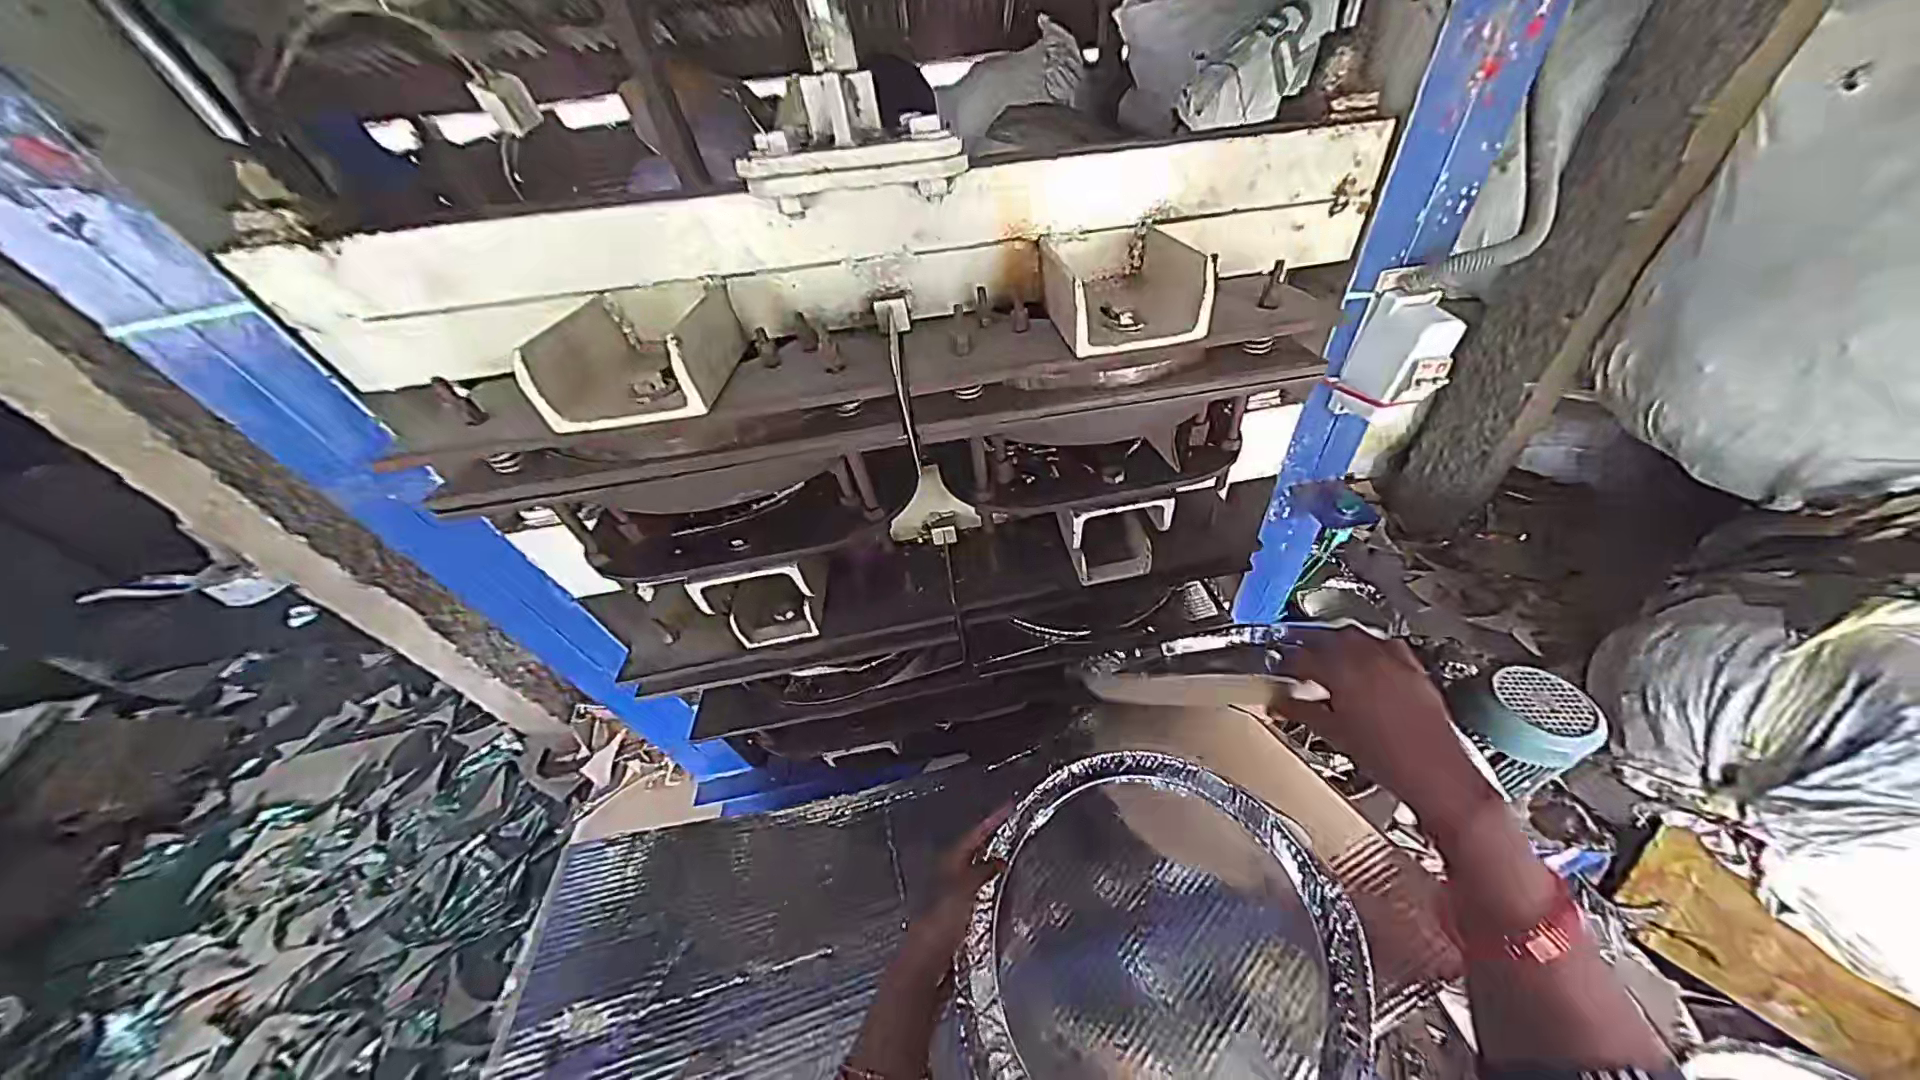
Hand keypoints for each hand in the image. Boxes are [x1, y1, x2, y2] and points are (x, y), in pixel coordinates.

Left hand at [900, 803, 1009, 969]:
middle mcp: (948, 878)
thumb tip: (999, 858)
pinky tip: (1004, 897)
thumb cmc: (940, 927)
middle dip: (992, 839)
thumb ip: (980, 873)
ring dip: (992, 864)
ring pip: (976, 873)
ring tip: (1015, 858)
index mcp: (948, 866)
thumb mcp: (962, 892)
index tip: (1009, 806)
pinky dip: (992, 889)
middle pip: (973, 852)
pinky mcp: (957, 921)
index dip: (991, 821)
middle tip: (1014, 828)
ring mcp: (951, 900)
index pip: (973, 837)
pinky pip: (979, 896)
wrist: (923, 970)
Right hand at [1271, 628, 1500, 832]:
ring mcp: (1395, 664)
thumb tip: (1282, 703)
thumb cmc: (1390, 761)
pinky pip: (1387, 646)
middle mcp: (1370, 660)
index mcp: (1342, 672)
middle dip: (1309, 646)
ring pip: (1358, 636)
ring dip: (1338, 643)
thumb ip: (1301, 710)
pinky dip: (1371, 649)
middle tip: (1298, 661)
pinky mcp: (1415, 672)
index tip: (1280, 670)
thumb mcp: (1332, 734)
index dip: (1286, 663)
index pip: (1302, 656)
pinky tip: (1366, 663)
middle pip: (1329, 637)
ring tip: (1328, 660)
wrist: (1437, 779)